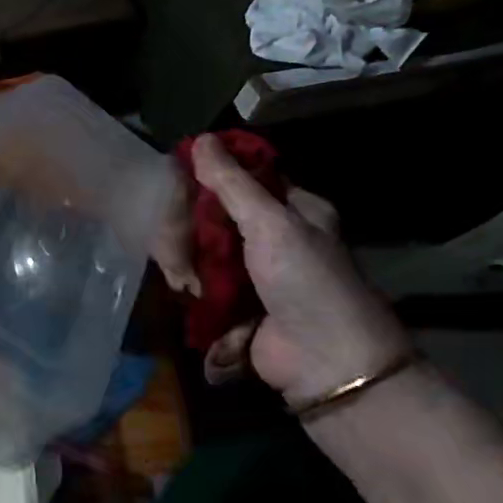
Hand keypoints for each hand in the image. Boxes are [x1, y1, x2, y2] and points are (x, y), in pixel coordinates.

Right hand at [191, 134, 408, 405]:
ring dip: (188, 264)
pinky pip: (204, 288)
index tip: (177, 182)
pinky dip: (195, 294)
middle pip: (214, 218)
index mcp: (293, 211)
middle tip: (176, 240)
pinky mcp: (237, 308)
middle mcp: (273, 239)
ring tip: (181, 275)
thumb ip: (232, 183)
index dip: (208, 178)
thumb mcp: (271, 223)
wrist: (326, 363)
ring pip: (203, 254)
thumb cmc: (306, 281)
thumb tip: (201, 139)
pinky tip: (187, 294)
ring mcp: (253, 275)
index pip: (241, 179)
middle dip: (189, 229)